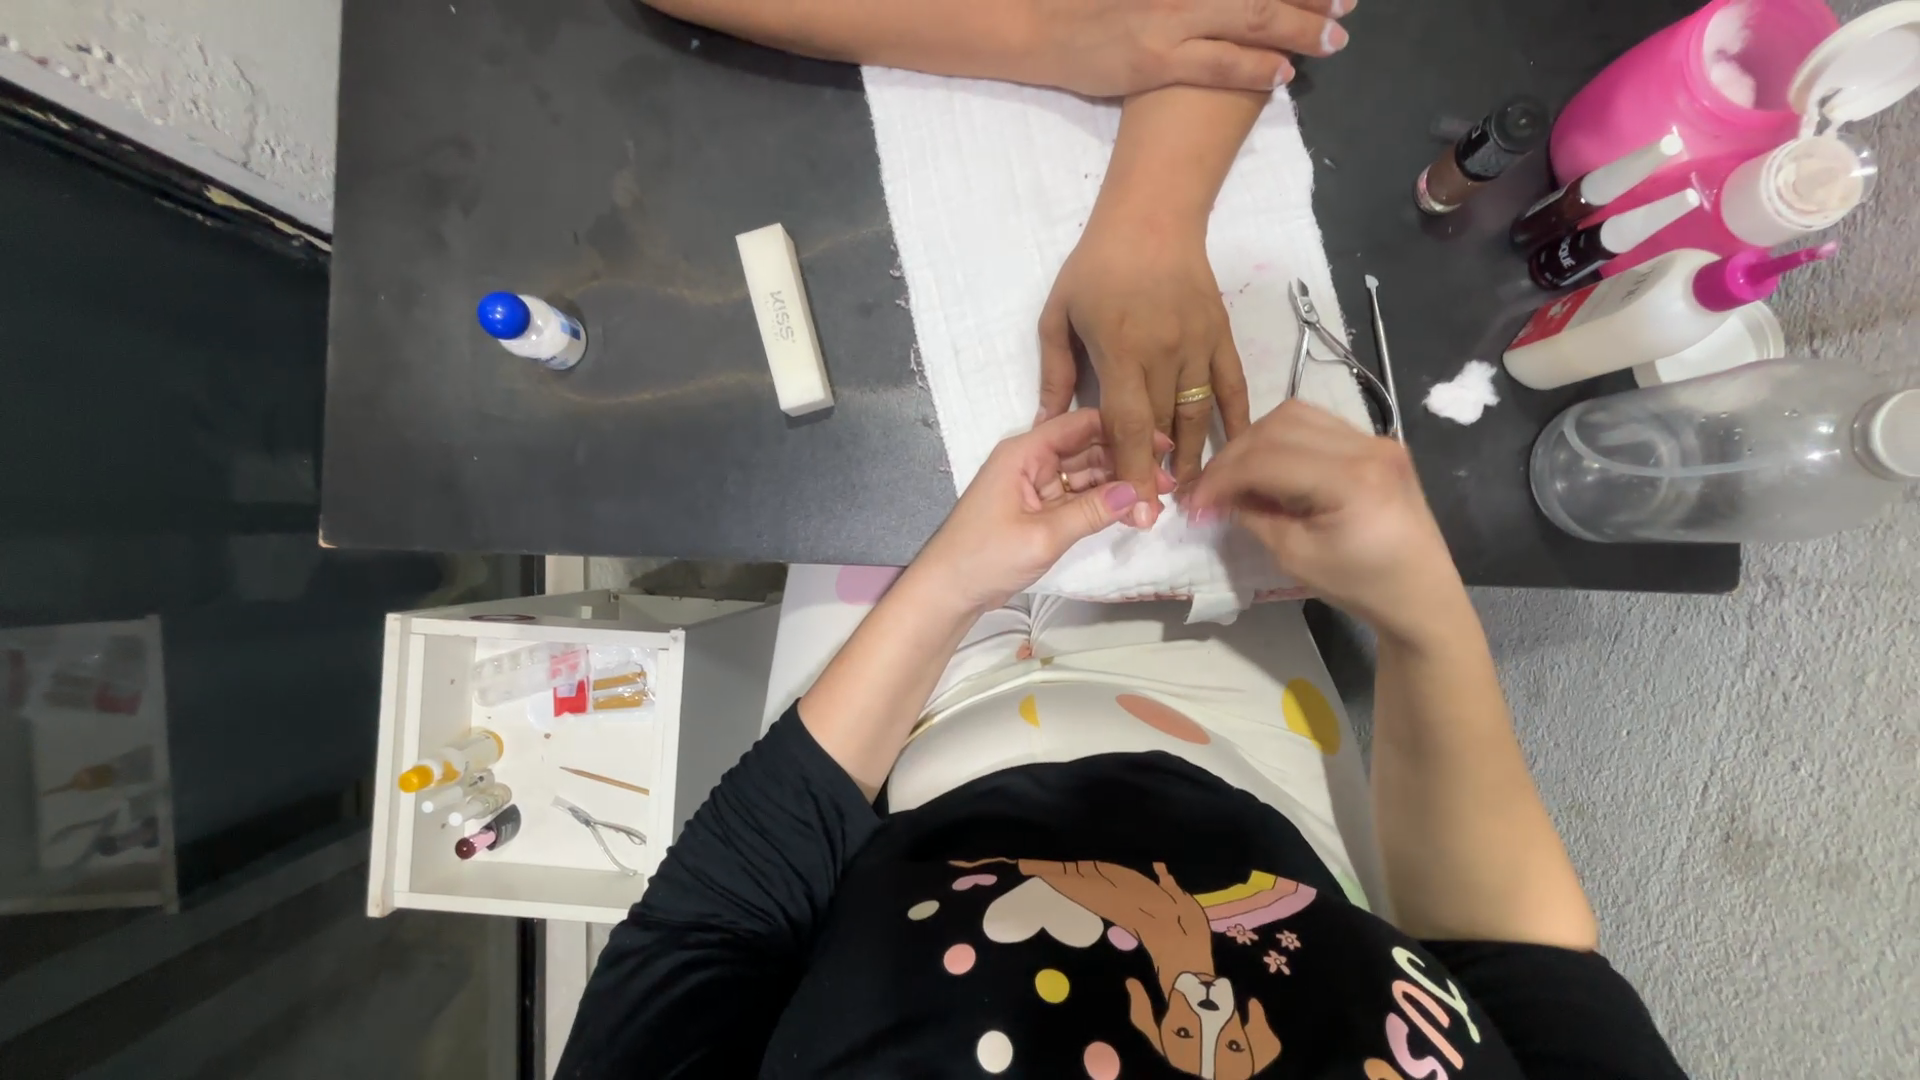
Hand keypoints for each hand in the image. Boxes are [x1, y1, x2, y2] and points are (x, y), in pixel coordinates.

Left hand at [916, 409, 1175, 612]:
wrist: (948, 591)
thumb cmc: (985, 557)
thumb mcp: (1043, 535)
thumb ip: (1091, 511)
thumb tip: (1138, 490)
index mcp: (1025, 452)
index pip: (1081, 425)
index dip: (1123, 431)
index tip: (1161, 444)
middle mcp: (1032, 461)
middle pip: (1088, 450)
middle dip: (1126, 464)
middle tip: (1167, 482)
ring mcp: (1035, 485)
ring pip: (1086, 475)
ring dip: (1118, 487)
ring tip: (1156, 501)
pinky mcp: (1039, 509)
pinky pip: (1077, 498)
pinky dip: (1102, 505)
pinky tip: (1131, 512)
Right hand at [1009, 0, 1353, 95]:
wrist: (1042, 27)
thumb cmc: (1090, 4)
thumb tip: (1220, 4)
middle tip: (1347, 3)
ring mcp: (1172, 20)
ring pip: (1253, 19)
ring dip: (1299, 28)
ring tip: (1332, 40)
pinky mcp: (1156, 59)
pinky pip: (1218, 64)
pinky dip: (1255, 68)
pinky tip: (1283, 74)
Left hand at [1038, 211, 1250, 520]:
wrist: (1153, 217)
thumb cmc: (1096, 268)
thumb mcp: (1058, 316)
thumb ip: (1055, 374)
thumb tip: (1045, 424)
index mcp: (1120, 353)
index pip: (1127, 426)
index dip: (1131, 472)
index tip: (1136, 510)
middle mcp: (1164, 355)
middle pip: (1162, 429)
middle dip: (1157, 476)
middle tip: (1155, 514)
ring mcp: (1199, 346)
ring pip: (1198, 415)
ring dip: (1192, 457)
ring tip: (1185, 491)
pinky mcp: (1221, 337)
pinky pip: (1233, 387)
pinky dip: (1235, 421)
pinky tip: (1233, 451)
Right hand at [1181, 401, 1465, 643]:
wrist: (1420, 593)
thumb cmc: (1359, 584)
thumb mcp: (1294, 556)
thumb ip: (1252, 516)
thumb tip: (1216, 496)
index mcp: (1351, 480)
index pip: (1266, 459)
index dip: (1220, 478)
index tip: (1192, 503)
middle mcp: (1365, 447)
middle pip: (1277, 426)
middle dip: (1232, 456)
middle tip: (1208, 490)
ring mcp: (1374, 440)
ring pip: (1294, 415)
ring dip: (1254, 442)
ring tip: (1236, 476)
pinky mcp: (1373, 444)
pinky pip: (1314, 424)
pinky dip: (1280, 440)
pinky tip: (1267, 468)